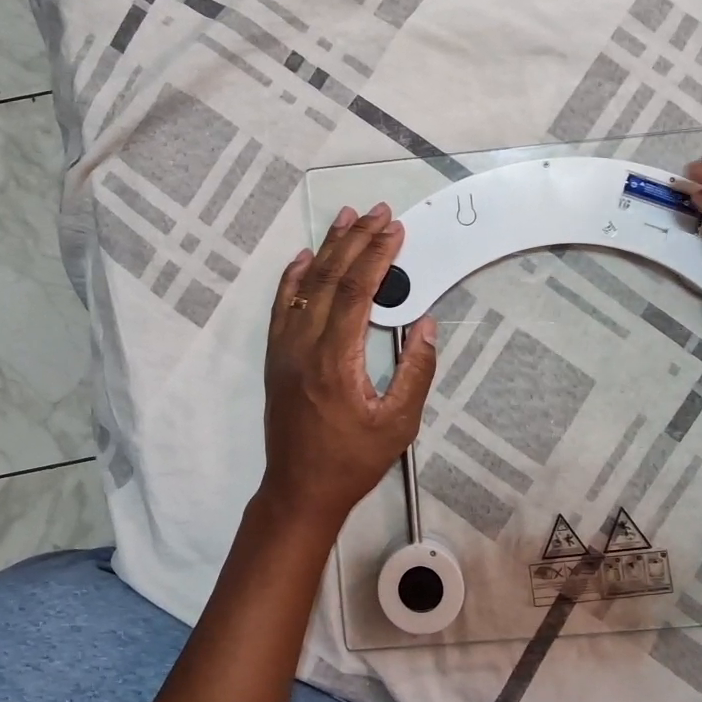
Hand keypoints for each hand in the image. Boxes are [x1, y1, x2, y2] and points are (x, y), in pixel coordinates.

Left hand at [259, 203, 438, 531]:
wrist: (300, 490)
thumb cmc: (352, 460)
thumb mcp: (399, 424)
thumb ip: (415, 370)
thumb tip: (425, 323)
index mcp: (335, 360)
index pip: (356, 292)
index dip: (376, 256)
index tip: (394, 230)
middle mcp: (304, 346)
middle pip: (329, 278)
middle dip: (355, 240)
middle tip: (377, 212)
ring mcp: (285, 349)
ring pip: (304, 286)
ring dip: (326, 248)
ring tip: (345, 217)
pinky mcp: (276, 356)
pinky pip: (282, 306)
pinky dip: (293, 277)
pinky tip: (302, 257)